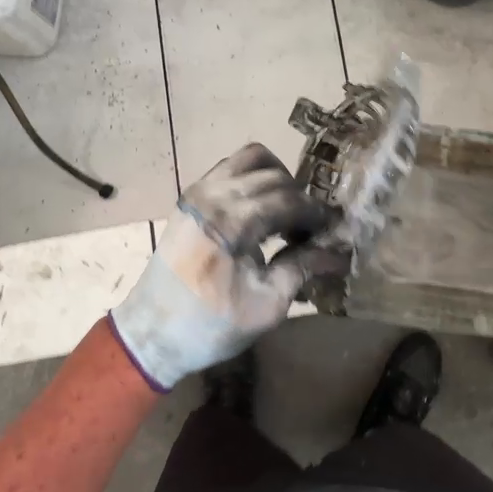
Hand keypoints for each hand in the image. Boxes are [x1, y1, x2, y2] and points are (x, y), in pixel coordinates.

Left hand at [109, 144, 336, 390]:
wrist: (153, 332)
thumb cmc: (212, 326)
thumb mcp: (267, 305)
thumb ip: (303, 267)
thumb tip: (339, 251)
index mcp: (232, 222)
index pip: (290, 200)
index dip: (317, 214)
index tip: (334, 231)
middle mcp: (214, 195)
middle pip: (275, 178)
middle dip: (300, 199)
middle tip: (311, 231)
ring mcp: (199, 190)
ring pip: (252, 159)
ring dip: (277, 179)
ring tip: (286, 213)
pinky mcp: (191, 196)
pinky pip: (231, 167)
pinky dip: (253, 178)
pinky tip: (262, 209)